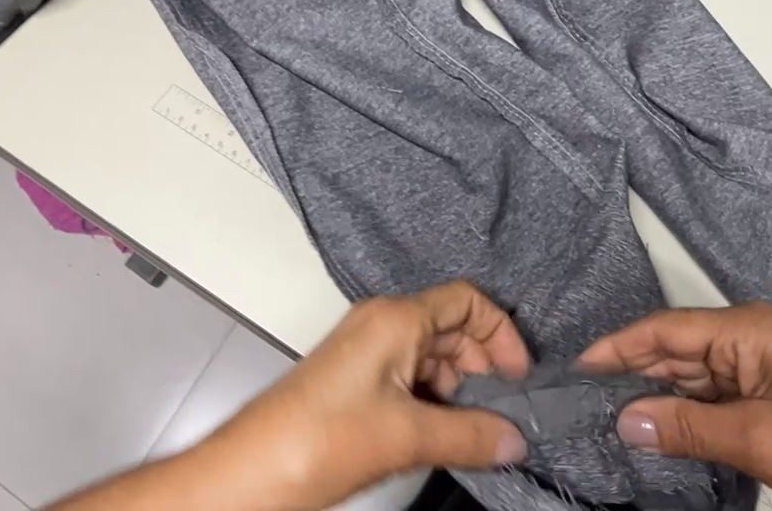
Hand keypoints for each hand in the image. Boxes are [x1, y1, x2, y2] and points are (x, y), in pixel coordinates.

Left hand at [215, 280, 531, 506]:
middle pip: (452, 326)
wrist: (253, 472)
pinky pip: (409, 374)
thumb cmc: (317, 440)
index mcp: (395, 318)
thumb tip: (513, 438)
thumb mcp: (406, 436)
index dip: (500, 333)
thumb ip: (469, 434)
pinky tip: (441, 434)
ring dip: (458, 387)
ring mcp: (367, 348)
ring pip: (431, 353)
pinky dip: (433, 398)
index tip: (519, 375)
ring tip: (472, 429)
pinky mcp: (357, 376)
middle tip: (501, 411)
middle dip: (482, 365)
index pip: (466, 301)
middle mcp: (382, 322)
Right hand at [578, 304, 771, 510]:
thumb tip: (622, 419)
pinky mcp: (771, 400)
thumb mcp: (756, 439)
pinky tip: (657, 430)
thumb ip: (684, 426)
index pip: (667, 329)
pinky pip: (714, 400)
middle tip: (585, 400)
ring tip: (610, 417)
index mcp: (748, 328)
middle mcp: (750, 338)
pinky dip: (685, 415)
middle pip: (677, 350)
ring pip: (693, 377)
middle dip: (634, 374)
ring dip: (658, 397)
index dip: (619, 347)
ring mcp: (762, 370)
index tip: (577, 368)